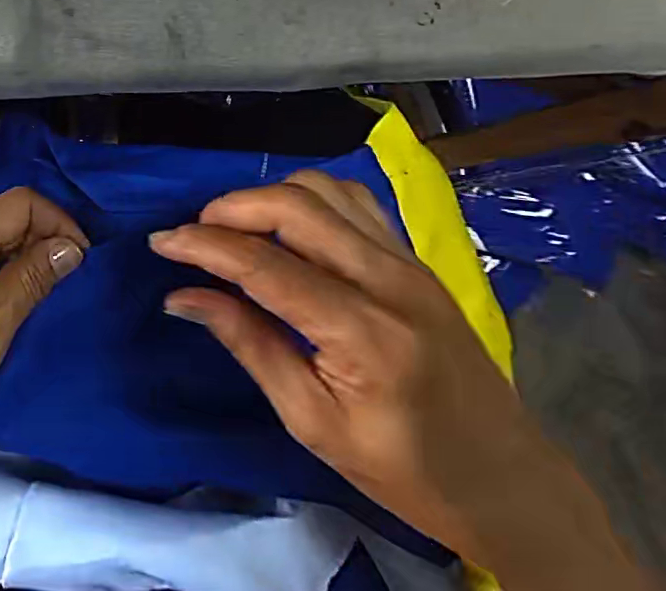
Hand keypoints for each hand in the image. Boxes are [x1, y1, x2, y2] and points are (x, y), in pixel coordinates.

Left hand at [0, 187, 87, 446]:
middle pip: (13, 214)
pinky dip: (8, 265)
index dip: (60, 224)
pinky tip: (14, 295)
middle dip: (46, 239)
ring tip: (42, 292)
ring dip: (28, 254)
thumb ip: (32, 278)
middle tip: (63, 281)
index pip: (26, 202)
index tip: (80, 260)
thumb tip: (71, 247)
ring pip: (1, 232)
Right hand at [152, 171, 647, 588]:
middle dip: (234, 208)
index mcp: (362, 333)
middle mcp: (388, 278)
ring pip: (327, 189)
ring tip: (237, 227)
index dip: (206, 246)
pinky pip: (355, 201)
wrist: (502, 476)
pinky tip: (289, 223)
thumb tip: (184, 298)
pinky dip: (311, 197)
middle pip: (297, 206)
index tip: (162, 242)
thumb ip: (250, 346)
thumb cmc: (404, 469)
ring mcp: (408, 260)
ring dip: (271, 196)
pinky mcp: (416, 256)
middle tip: (196, 233)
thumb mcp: (313, 423)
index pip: (266, 266)